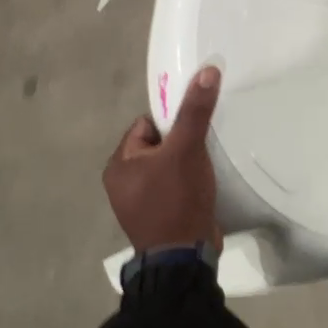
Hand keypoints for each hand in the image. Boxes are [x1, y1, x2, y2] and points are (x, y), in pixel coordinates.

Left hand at [103, 66, 223, 250]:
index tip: (195, 127)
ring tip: (208, 163)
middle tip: (204, 145)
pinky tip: (206, 182)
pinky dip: (190, 180)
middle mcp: (123, 182)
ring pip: (170, 165)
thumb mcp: (186, 149)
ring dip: (189, 161)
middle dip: (184, 141)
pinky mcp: (160, 215)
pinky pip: (175, 185)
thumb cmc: (175, 198)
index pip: (148, 124)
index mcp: (119, 165)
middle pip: (161, 143)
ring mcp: (140, 201)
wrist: (183, 256)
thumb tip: (208, 71)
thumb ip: (195, 111)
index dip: (173, 120)